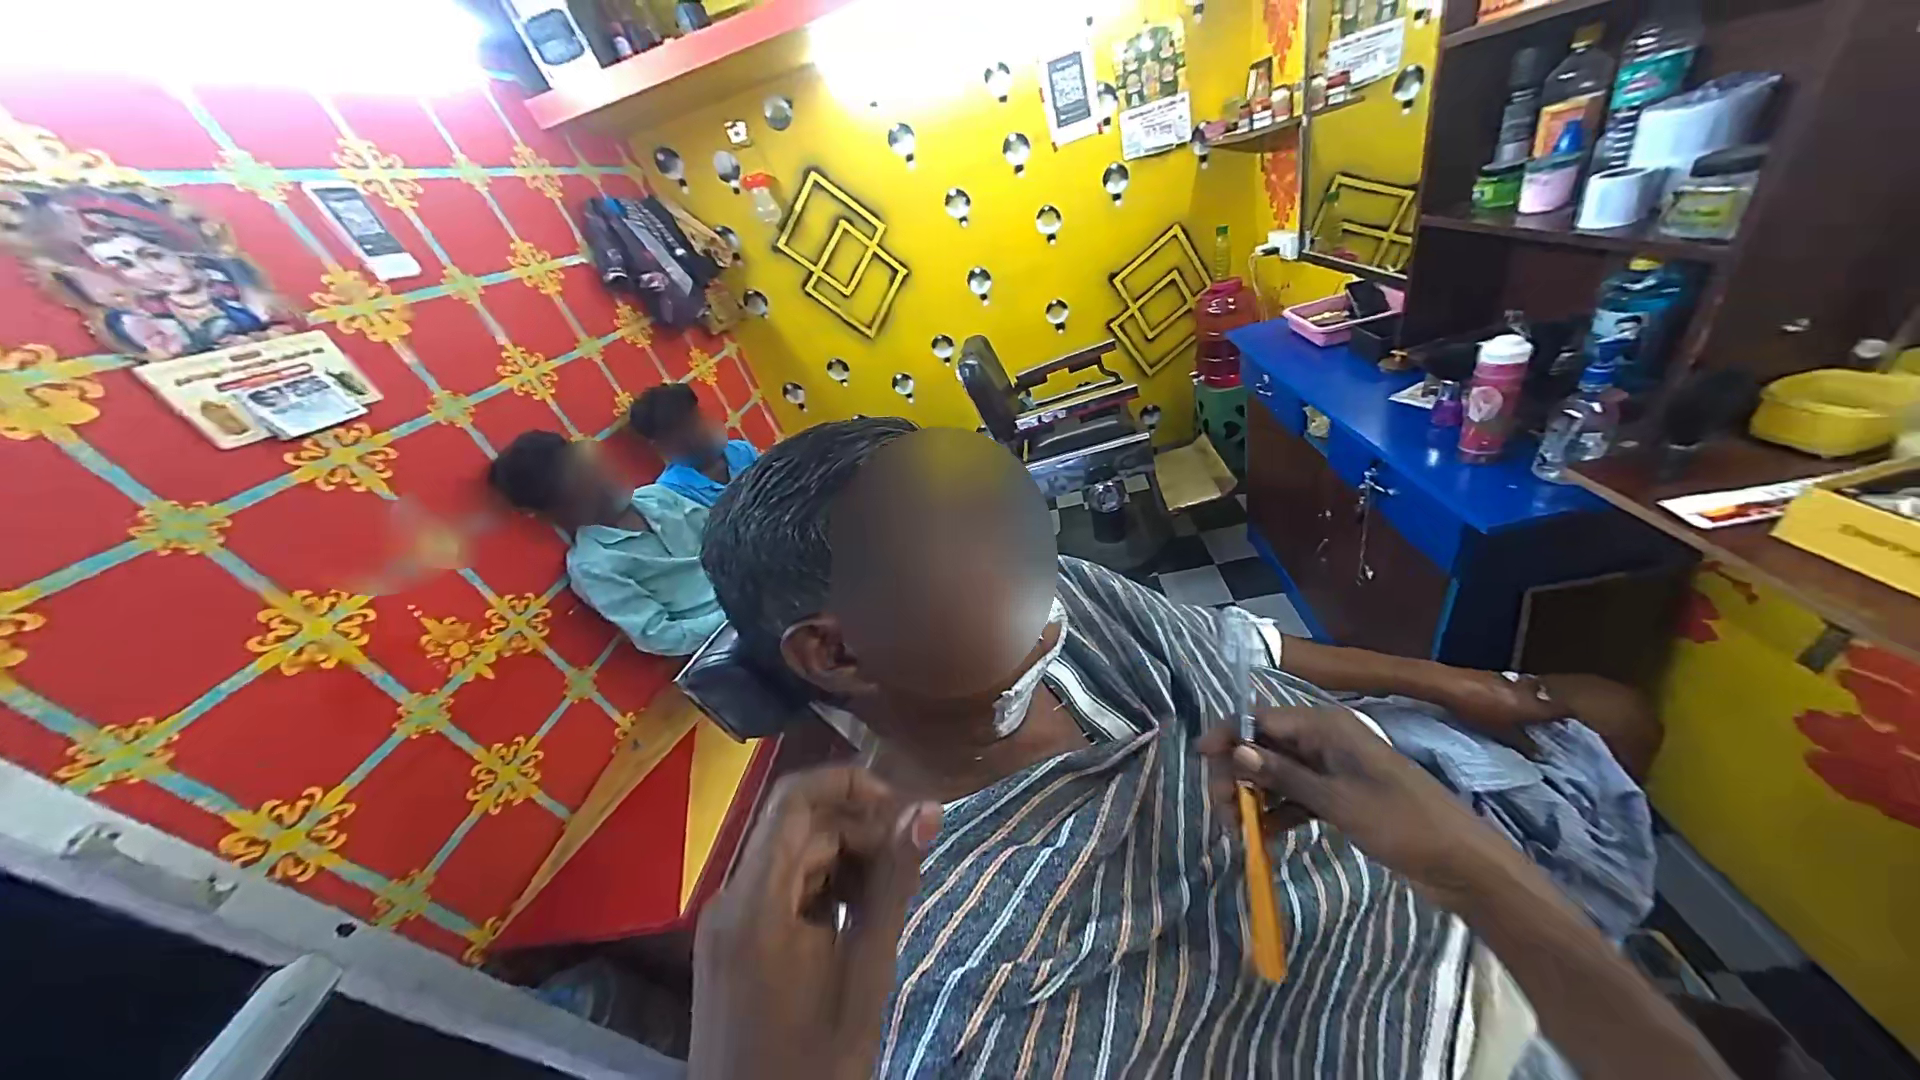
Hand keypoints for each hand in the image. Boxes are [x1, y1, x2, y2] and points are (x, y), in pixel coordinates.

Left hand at [689, 767, 940, 1079]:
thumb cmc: (816, 1063)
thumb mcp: (866, 968)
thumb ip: (894, 880)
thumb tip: (929, 808)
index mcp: (753, 900)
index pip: (793, 799)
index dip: (847, 782)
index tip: (898, 804)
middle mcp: (729, 898)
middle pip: (800, 830)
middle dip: (858, 833)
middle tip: (909, 863)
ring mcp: (727, 922)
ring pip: (795, 859)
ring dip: (846, 862)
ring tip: (891, 894)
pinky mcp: (733, 942)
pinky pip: (784, 890)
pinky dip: (824, 890)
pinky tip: (858, 916)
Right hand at [1198, 707, 1519, 905]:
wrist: (1466, 866)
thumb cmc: (1402, 823)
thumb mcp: (1336, 800)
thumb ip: (1282, 774)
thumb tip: (1235, 751)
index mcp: (1324, 727)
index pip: (1260, 719)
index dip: (1227, 736)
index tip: (1201, 759)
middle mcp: (1323, 740)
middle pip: (1263, 746)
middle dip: (1237, 773)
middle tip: (1223, 810)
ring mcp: (1330, 767)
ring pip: (1275, 771)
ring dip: (1253, 796)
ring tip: (1240, 829)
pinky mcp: (1338, 794)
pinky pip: (1294, 794)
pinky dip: (1277, 811)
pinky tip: (1264, 835)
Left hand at [1435, 670, 1560, 752]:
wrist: (1447, 684)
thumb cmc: (1477, 711)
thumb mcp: (1501, 733)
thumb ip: (1523, 743)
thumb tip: (1541, 754)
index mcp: (1535, 706)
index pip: (1563, 709)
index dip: (1568, 716)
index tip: (1567, 723)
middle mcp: (1527, 690)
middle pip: (1546, 695)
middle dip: (1546, 704)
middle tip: (1540, 715)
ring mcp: (1508, 678)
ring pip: (1527, 686)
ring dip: (1526, 695)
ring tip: (1519, 706)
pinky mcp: (1490, 673)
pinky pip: (1507, 682)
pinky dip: (1508, 689)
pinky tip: (1497, 695)